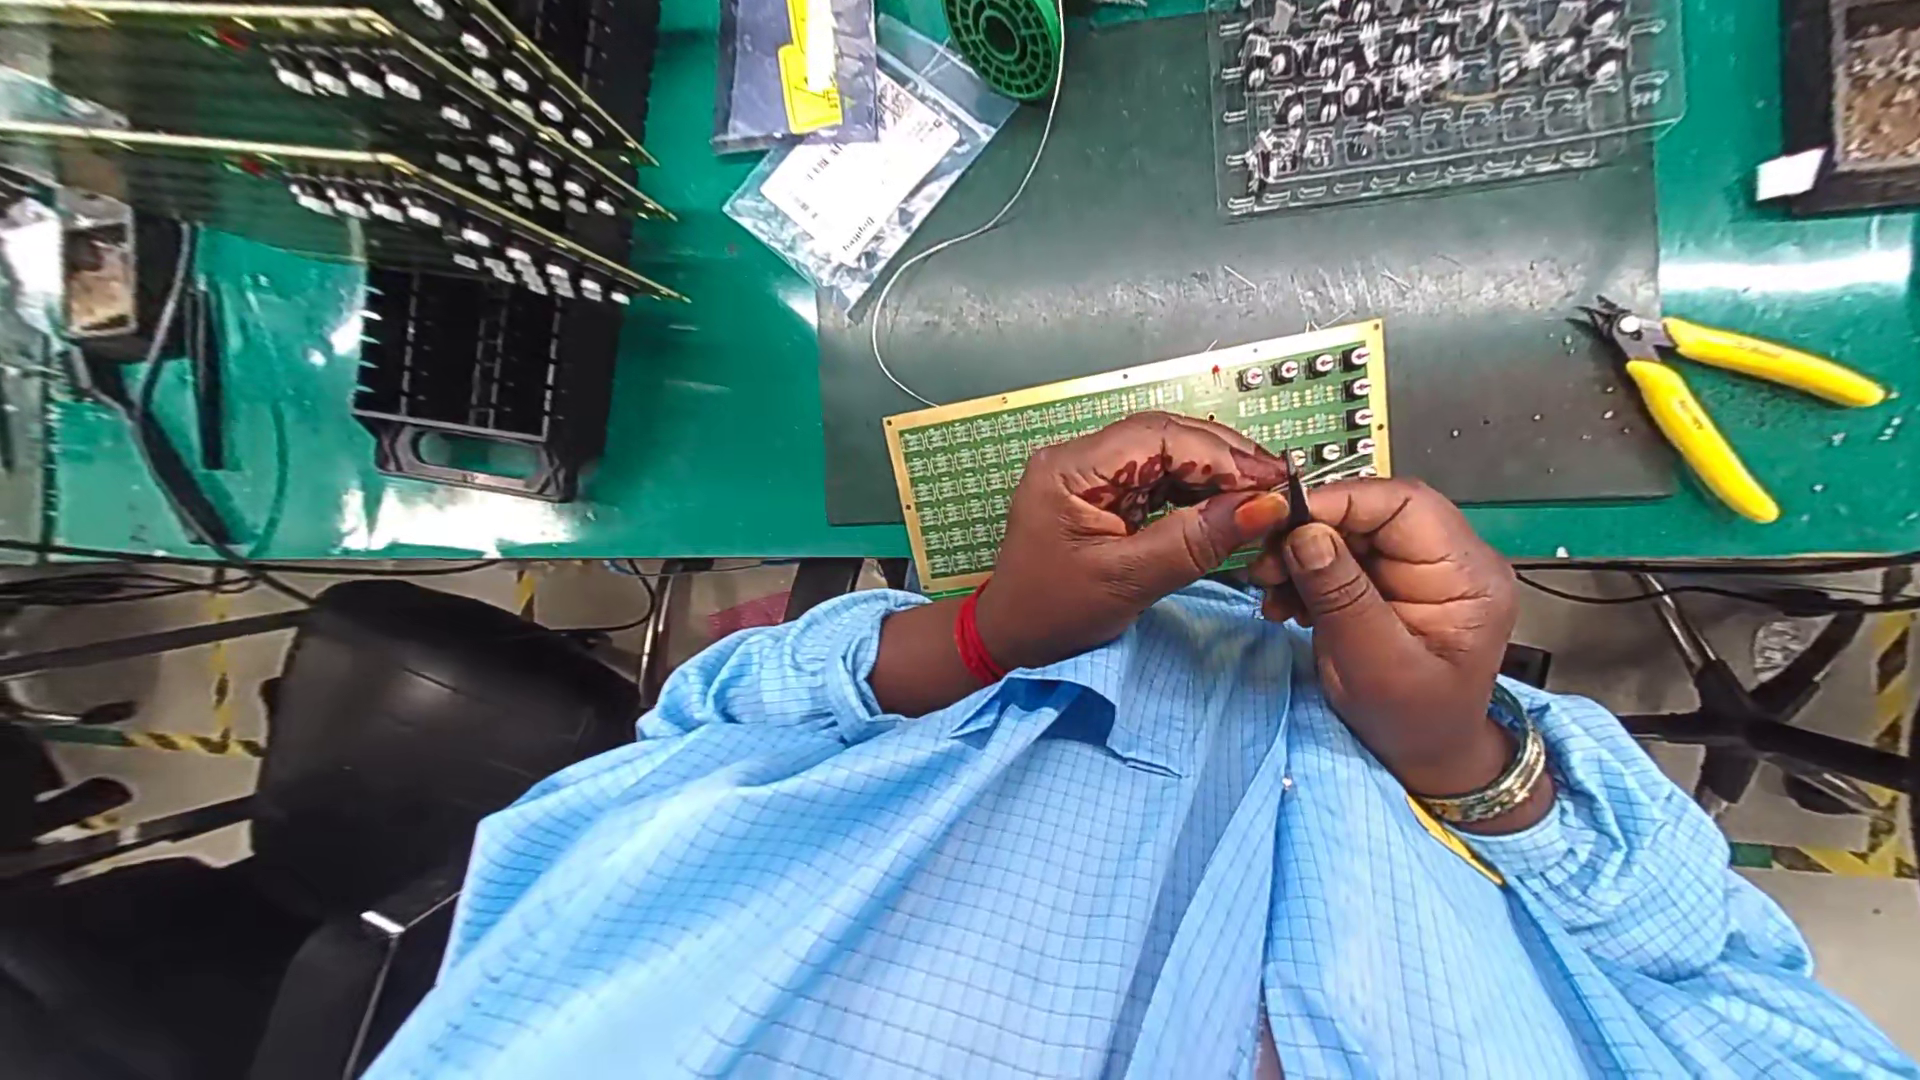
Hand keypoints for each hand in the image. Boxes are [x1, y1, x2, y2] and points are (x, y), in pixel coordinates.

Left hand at [974, 412, 1292, 669]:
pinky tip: (1223, 505)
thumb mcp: (1126, 579)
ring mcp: (1088, 475)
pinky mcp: (1100, 494)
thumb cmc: (1052, 611)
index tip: (1269, 481)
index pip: (1154, 437)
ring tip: (1257, 496)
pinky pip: (1154, 480)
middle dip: (1221, 458)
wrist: (1012, 633)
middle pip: (1161, 438)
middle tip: (1273, 485)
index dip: (1218, 454)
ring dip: (1212, 473)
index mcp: (1068, 469)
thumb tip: (1263, 507)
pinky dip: (1192, 491)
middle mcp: (1076, 460)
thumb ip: (1194, 541)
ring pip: (1162, 455)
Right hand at [1249, 477, 1521, 798]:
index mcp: (1465, 575)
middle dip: (1306, 533)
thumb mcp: (1374, 662)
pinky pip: (1329, 556)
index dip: (1339, 501)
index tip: (1282, 523)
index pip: (1404, 503)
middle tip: (1264, 565)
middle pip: (1365, 513)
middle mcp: (1440, 559)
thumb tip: (1304, 534)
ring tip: (1270, 590)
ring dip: (1294, 555)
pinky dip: (1296, 574)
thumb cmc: (1411, 718)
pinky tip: (1283, 603)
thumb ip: (1341, 596)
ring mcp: (1406, 569)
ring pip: (1339, 532)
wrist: (1417, 752)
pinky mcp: (1376, 581)